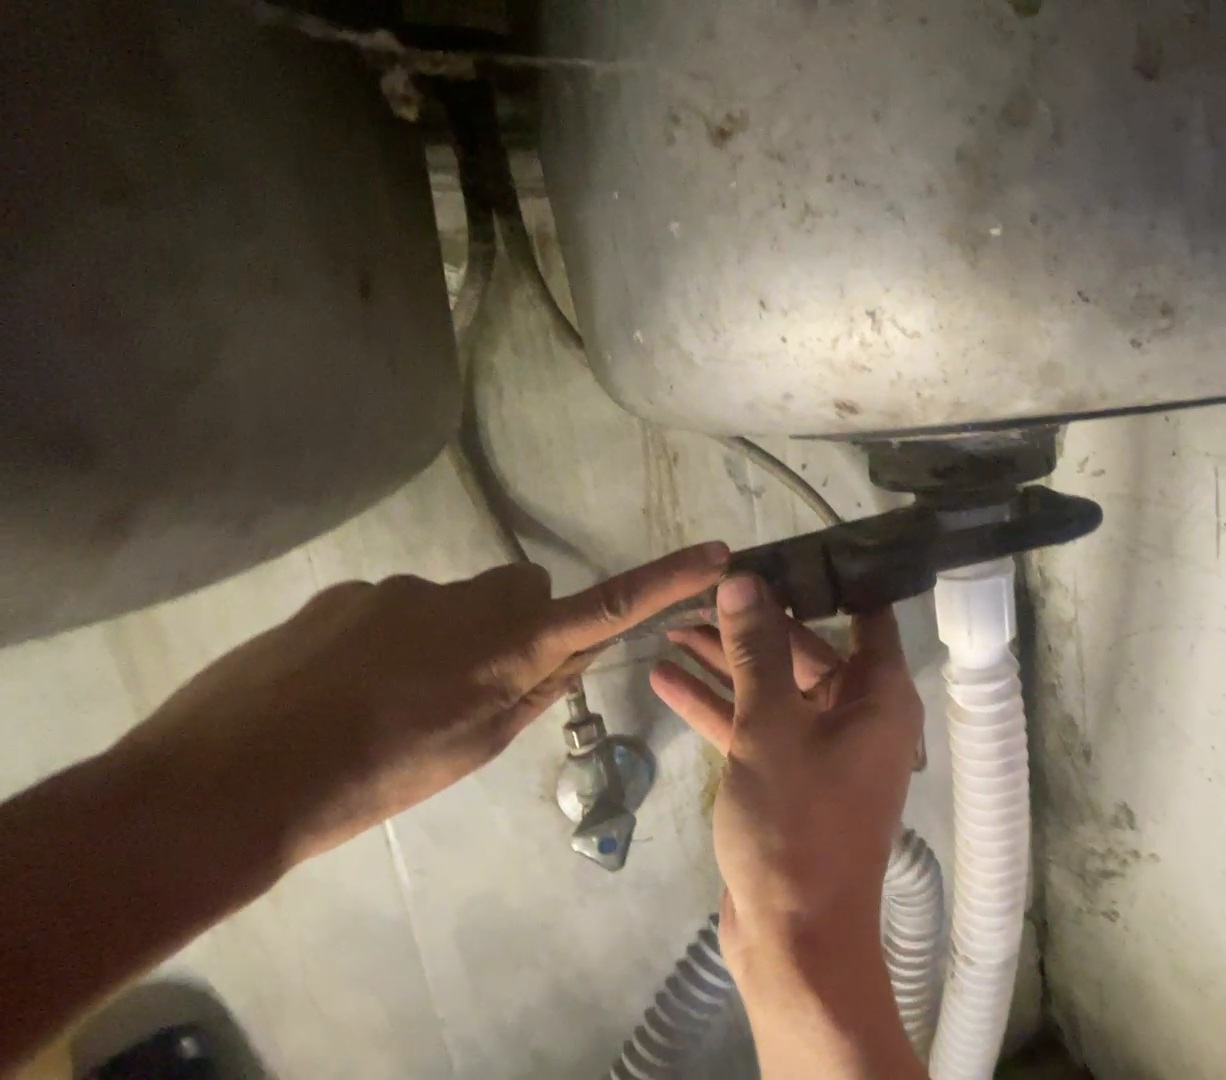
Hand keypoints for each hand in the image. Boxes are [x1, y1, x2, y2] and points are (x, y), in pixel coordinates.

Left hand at [115, 542, 729, 866]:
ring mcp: (404, 589)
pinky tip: (348, 685)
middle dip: (522, 621)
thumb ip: (536, 690)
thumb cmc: (378, 778)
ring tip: (395, 697)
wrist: (228, 783)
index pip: (611, 605)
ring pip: (458, 602)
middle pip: (526, 589)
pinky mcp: (347, 593)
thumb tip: (573, 653)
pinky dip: (393, 638)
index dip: (668, 578)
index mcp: (513, 646)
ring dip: (450, 636)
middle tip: (480, 683)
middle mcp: (470, 599)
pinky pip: (397, 606)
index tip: (717, 554)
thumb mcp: (479, 746)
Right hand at [650, 573, 926, 1078]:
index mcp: (882, 694)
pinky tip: (666, 679)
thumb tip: (743, 581)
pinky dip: (719, 706)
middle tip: (705, 588)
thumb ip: (756, 651)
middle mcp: (862, 714)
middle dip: (754, 623)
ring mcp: (824, 748)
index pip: (866, 616)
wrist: (794, 937)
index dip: (832, 581)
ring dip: (727, 662)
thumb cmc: (796, 820)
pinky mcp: (789, 778)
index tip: (791, 548)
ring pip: (775, 689)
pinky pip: (757, 727)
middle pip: (809, 650)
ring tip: (672, 625)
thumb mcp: (772, 725)